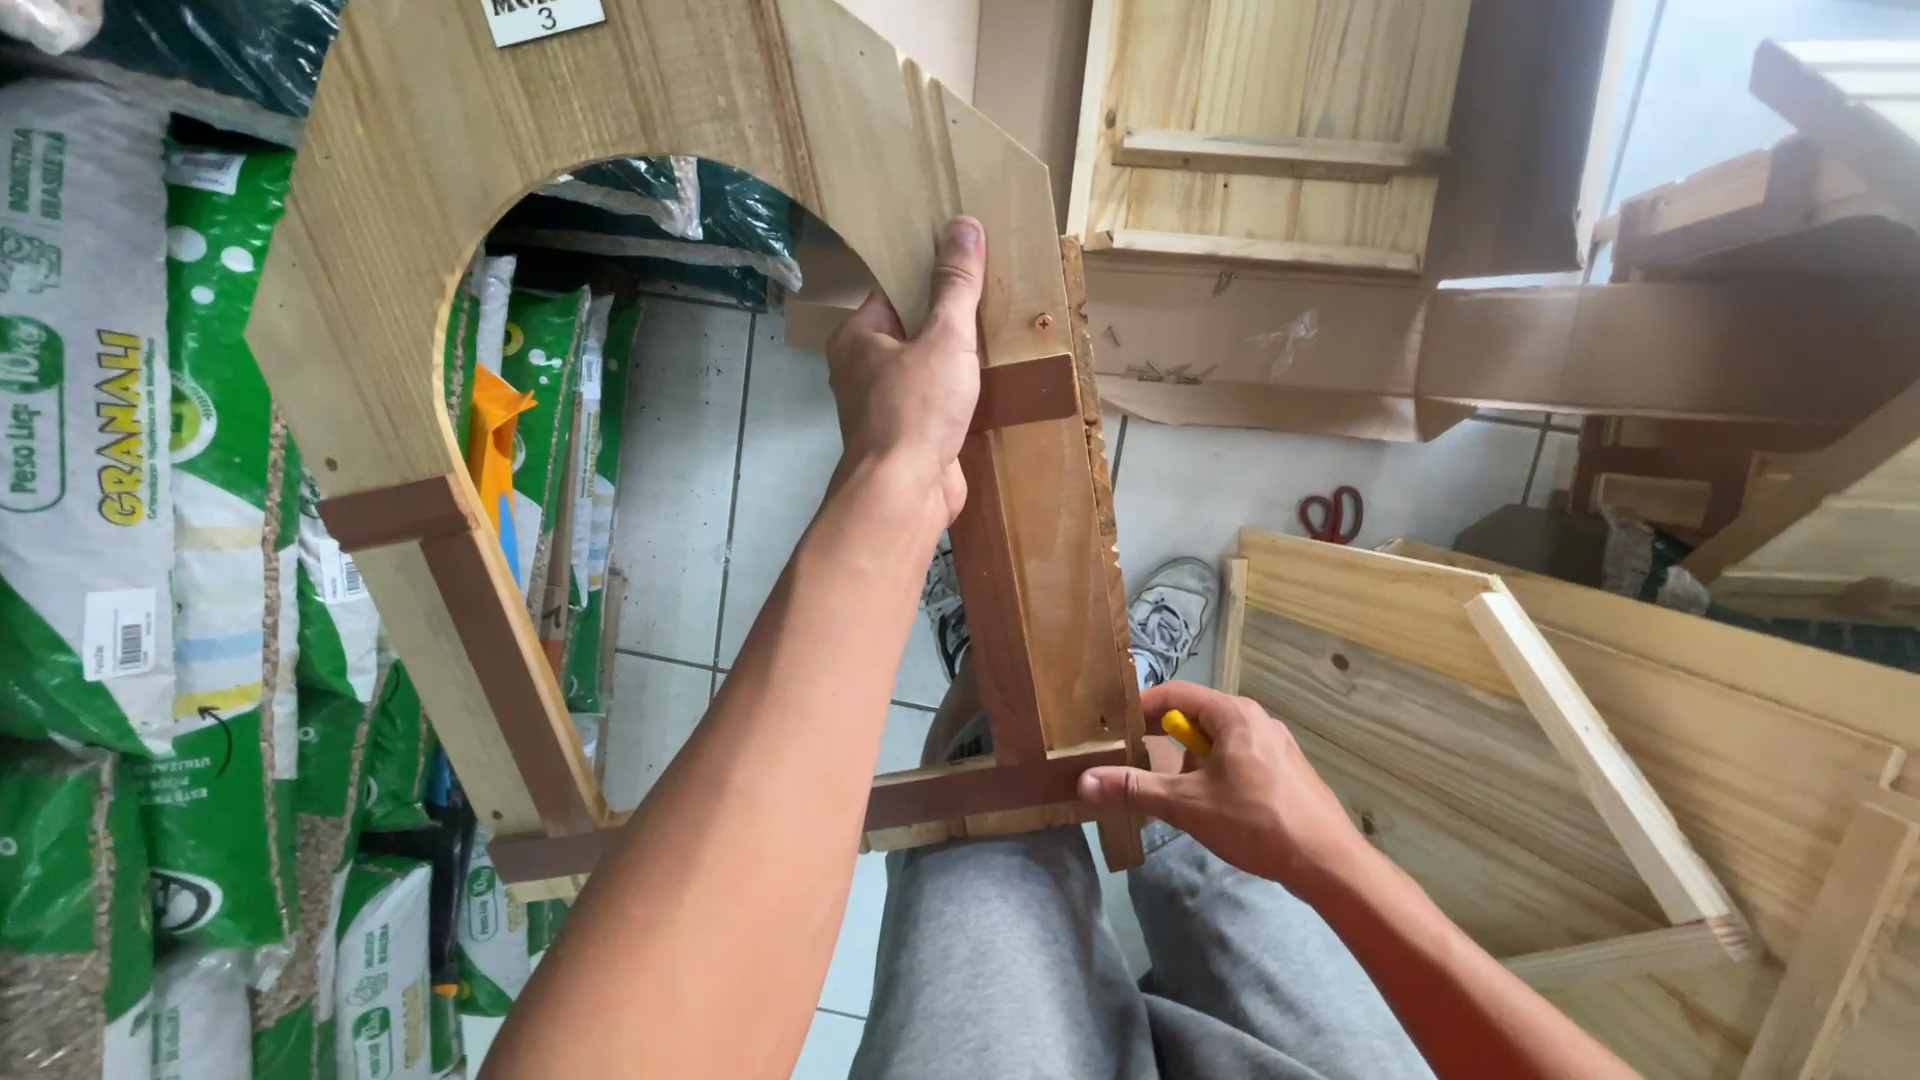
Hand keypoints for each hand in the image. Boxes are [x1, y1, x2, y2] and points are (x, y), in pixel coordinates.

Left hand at [824, 216, 985, 524]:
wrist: (906, 492)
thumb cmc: (916, 409)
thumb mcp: (944, 337)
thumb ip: (955, 285)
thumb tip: (964, 224)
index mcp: (857, 337)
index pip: (893, 291)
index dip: (930, 277)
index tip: (967, 265)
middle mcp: (862, 370)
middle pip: (911, 331)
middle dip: (949, 321)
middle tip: (993, 300)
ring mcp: (884, 407)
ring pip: (925, 370)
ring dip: (957, 362)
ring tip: (998, 339)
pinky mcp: (907, 437)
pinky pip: (935, 404)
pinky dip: (958, 396)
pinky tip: (989, 387)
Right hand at [1078, 681, 1371, 897]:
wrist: (1329, 863)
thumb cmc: (1255, 822)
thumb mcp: (1186, 805)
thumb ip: (1134, 788)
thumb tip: (1083, 781)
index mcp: (1233, 714)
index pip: (1174, 693)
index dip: (1140, 708)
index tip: (1114, 728)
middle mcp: (1256, 718)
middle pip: (1195, 714)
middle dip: (1162, 735)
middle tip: (1134, 757)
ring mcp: (1275, 743)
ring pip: (1217, 738)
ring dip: (1189, 757)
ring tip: (1171, 788)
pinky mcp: (1286, 769)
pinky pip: (1238, 755)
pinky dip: (1214, 769)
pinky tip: (1211, 803)